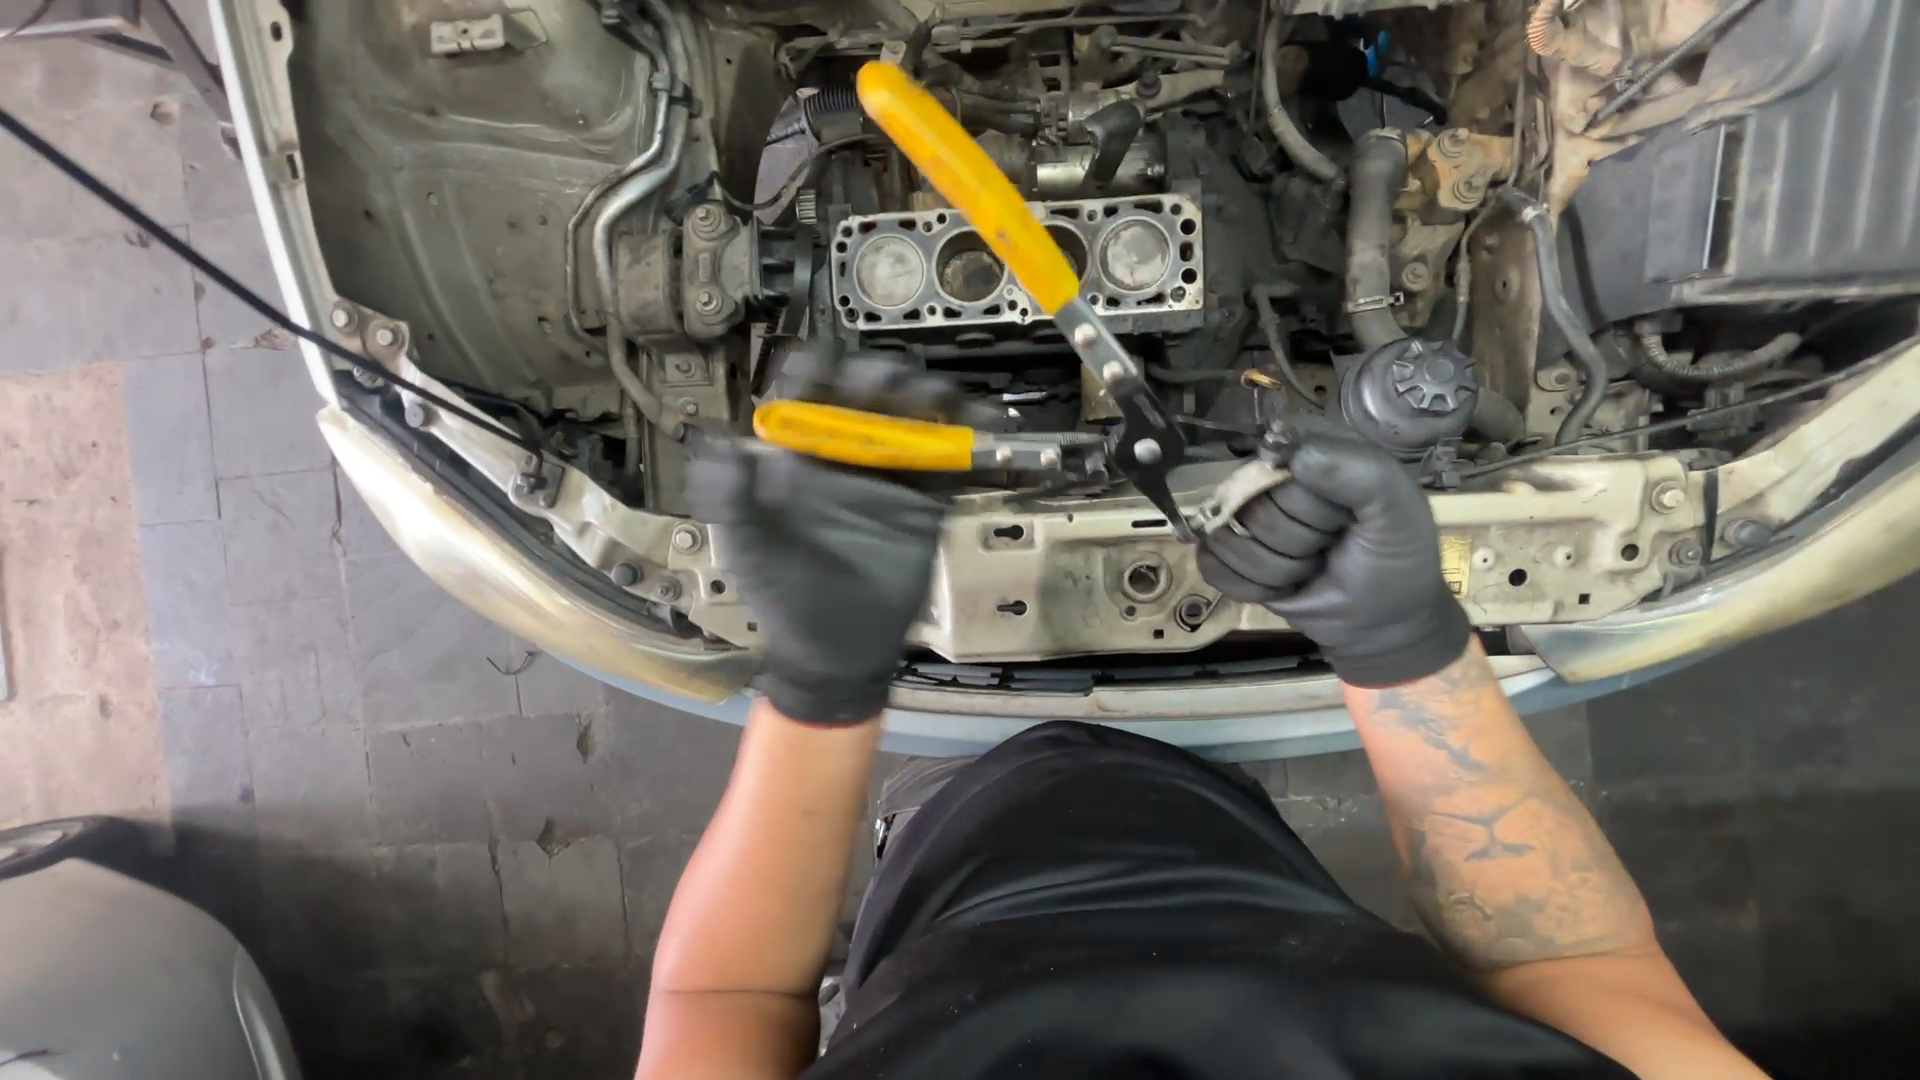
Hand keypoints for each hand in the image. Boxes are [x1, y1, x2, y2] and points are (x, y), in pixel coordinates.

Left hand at [687, 356, 961, 725]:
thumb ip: (730, 495)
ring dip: (928, 398)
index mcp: (797, 458)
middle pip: (865, 397)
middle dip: (880, 377)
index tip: (826, 364)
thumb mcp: (751, 546)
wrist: (839, 649)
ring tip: (942, 398)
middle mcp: (843, 456)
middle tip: (894, 381)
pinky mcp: (924, 501)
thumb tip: (714, 440)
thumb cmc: (785, 595)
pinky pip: (948, 462)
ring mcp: (887, 476)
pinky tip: (986, 426)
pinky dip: (969, 441)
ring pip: (910, 420)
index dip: (813, 373)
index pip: (804, 399)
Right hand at [1198, 428, 1469, 686]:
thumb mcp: (1397, 509)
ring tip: (1310, 568)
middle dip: (1294, 539)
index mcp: (1312, 451)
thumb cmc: (1394, 558)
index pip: (1274, 458)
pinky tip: (1282, 587)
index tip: (1340, 515)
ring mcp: (1245, 518)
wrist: (1381, 622)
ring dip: (1276, 569)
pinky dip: (1249, 586)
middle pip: (1249, 504)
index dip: (1303, 495)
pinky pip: (1211, 565)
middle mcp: (1271, 479)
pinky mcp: (1229, 556)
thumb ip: (1358, 471)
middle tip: (1328, 547)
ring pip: (1226, 539)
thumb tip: (1291, 458)